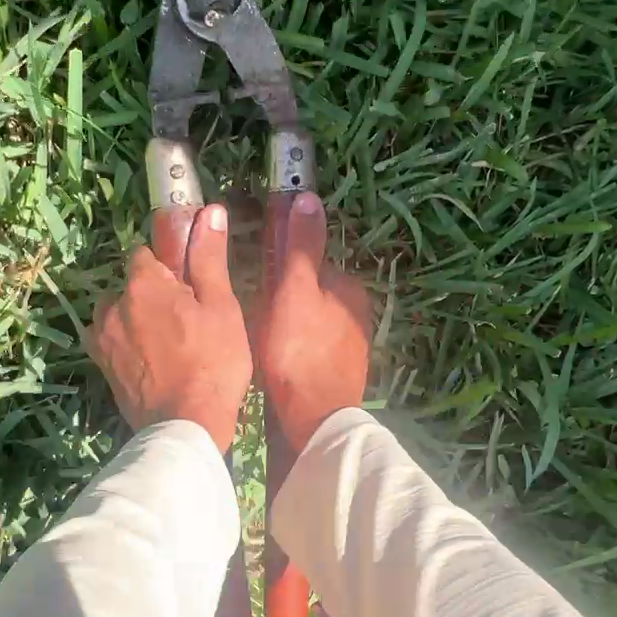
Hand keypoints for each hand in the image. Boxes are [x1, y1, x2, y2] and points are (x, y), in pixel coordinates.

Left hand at [87, 204, 251, 451]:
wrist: (185, 426)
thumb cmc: (213, 363)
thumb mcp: (222, 307)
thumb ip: (209, 258)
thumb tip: (208, 211)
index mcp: (143, 283)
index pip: (145, 254)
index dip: (168, 267)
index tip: (189, 286)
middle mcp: (113, 304)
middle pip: (130, 285)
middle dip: (151, 294)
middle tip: (185, 319)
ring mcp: (102, 338)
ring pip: (118, 313)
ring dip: (135, 319)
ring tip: (167, 343)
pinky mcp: (102, 366)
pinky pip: (110, 341)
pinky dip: (126, 344)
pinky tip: (150, 361)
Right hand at [261, 193, 371, 454]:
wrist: (316, 419)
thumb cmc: (299, 351)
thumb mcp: (294, 291)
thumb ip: (301, 247)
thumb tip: (308, 197)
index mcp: (350, 290)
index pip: (313, 266)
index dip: (284, 272)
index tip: (261, 284)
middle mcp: (359, 315)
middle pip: (313, 296)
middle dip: (287, 302)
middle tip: (257, 317)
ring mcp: (353, 348)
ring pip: (313, 325)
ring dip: (291, 329)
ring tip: (264, 343)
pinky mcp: (343, 376)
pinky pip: (314, 352)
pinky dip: (297, 354)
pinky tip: (279, 366)